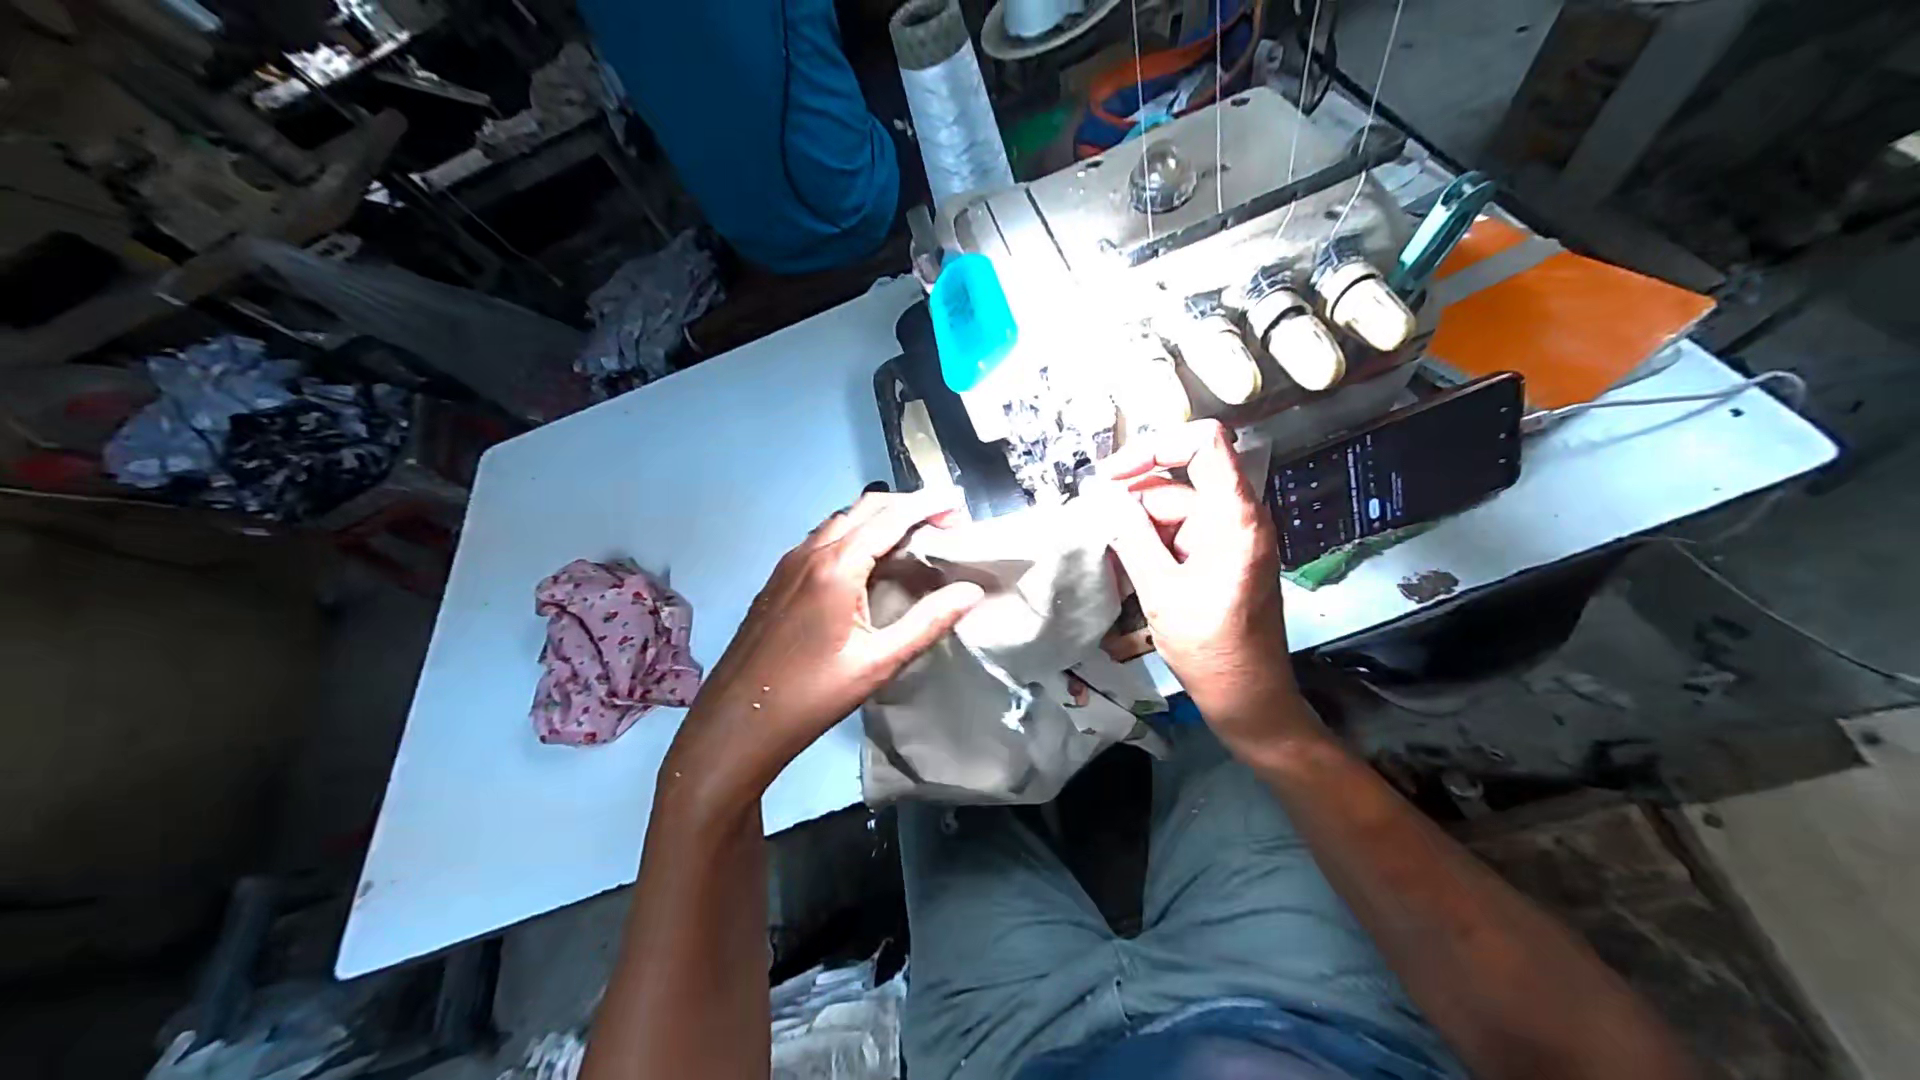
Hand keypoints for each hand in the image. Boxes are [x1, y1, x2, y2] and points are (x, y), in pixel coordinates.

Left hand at [663, 489, 985, 815]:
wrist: (736, 721)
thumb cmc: (811, 695)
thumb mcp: (878, 663)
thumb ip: (928, 622)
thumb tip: (971, 591)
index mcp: (836, 566)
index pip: (891, 517)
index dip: (928, 504)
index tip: (959, 502)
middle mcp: (810, 552)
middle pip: (865, 509)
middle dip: (906, 505)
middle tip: (943, 519)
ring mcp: (789, 563)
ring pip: (841, 521)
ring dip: (879, 517)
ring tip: (913, 534)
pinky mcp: (779, 579)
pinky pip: (823, 538)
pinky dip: (855, 533)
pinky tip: (868, 560)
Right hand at [1090, 421, 1322, 757]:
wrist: (1247, 696)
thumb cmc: (1211, 648)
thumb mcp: (1161, 590)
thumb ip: (1131, 537)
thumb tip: (1104, 499)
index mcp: (1235, 517)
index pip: (1204, 444)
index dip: (1156, 446)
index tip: (1115, 474)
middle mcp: (1237, 518)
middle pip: (1178, 483)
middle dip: (1133, 502)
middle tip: (1093, 525)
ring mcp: (1228, 538)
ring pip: (1172, 511)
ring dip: (1137, 528)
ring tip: (1107, 555)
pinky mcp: (1219, 558)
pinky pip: (1179, 535)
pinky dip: (1151, 545)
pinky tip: (1127, 568)